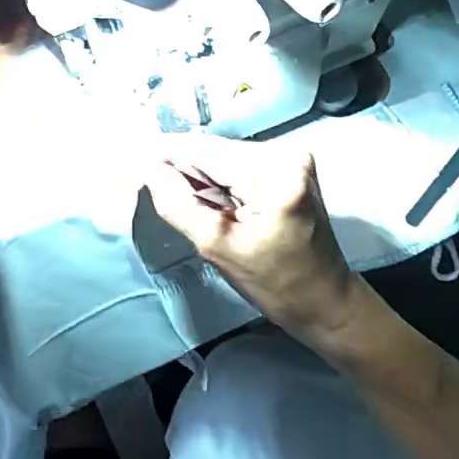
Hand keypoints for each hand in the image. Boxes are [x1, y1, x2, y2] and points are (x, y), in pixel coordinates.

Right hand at [145, 135, 363, 341]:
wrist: (327, 304)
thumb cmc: (277, 284)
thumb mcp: (218, 247)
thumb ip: (179, 205)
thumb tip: (149, 170)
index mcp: (276, 168)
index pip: (206, 153)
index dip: (165, 156)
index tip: (131, 158)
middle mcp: (286, 154)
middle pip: (215, 156)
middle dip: (181, 170)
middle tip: (143, 179)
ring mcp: (289, 162)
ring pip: (224, 164)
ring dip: (196, 180)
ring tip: (166, 192)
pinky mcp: (287, 174)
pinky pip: (238, 173)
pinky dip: (216, 187)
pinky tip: (198, 201)